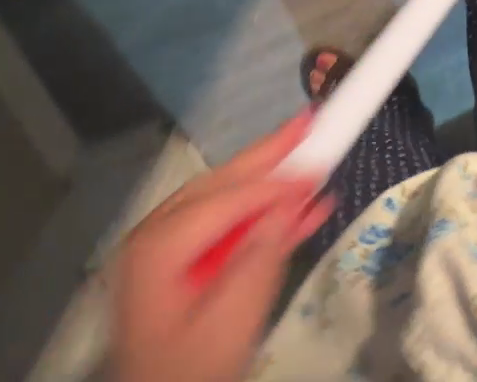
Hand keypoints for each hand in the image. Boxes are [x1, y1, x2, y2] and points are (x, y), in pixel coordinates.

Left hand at [112, 114, 333, 381]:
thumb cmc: (192, 371)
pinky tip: (298, 203)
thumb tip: (292, 198)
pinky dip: (261, 211)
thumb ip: (262, 254)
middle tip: (310, 120)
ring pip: (224, 196)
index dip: (277, 178)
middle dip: (269, 153)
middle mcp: (155, 234)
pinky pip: (223, 223)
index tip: (321, 160)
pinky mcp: (178, 264)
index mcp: (160, 246)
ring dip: (269, 177)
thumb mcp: (232, 319)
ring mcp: (163, 248)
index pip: (229, 198)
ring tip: (308, 146)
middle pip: (222, 183)